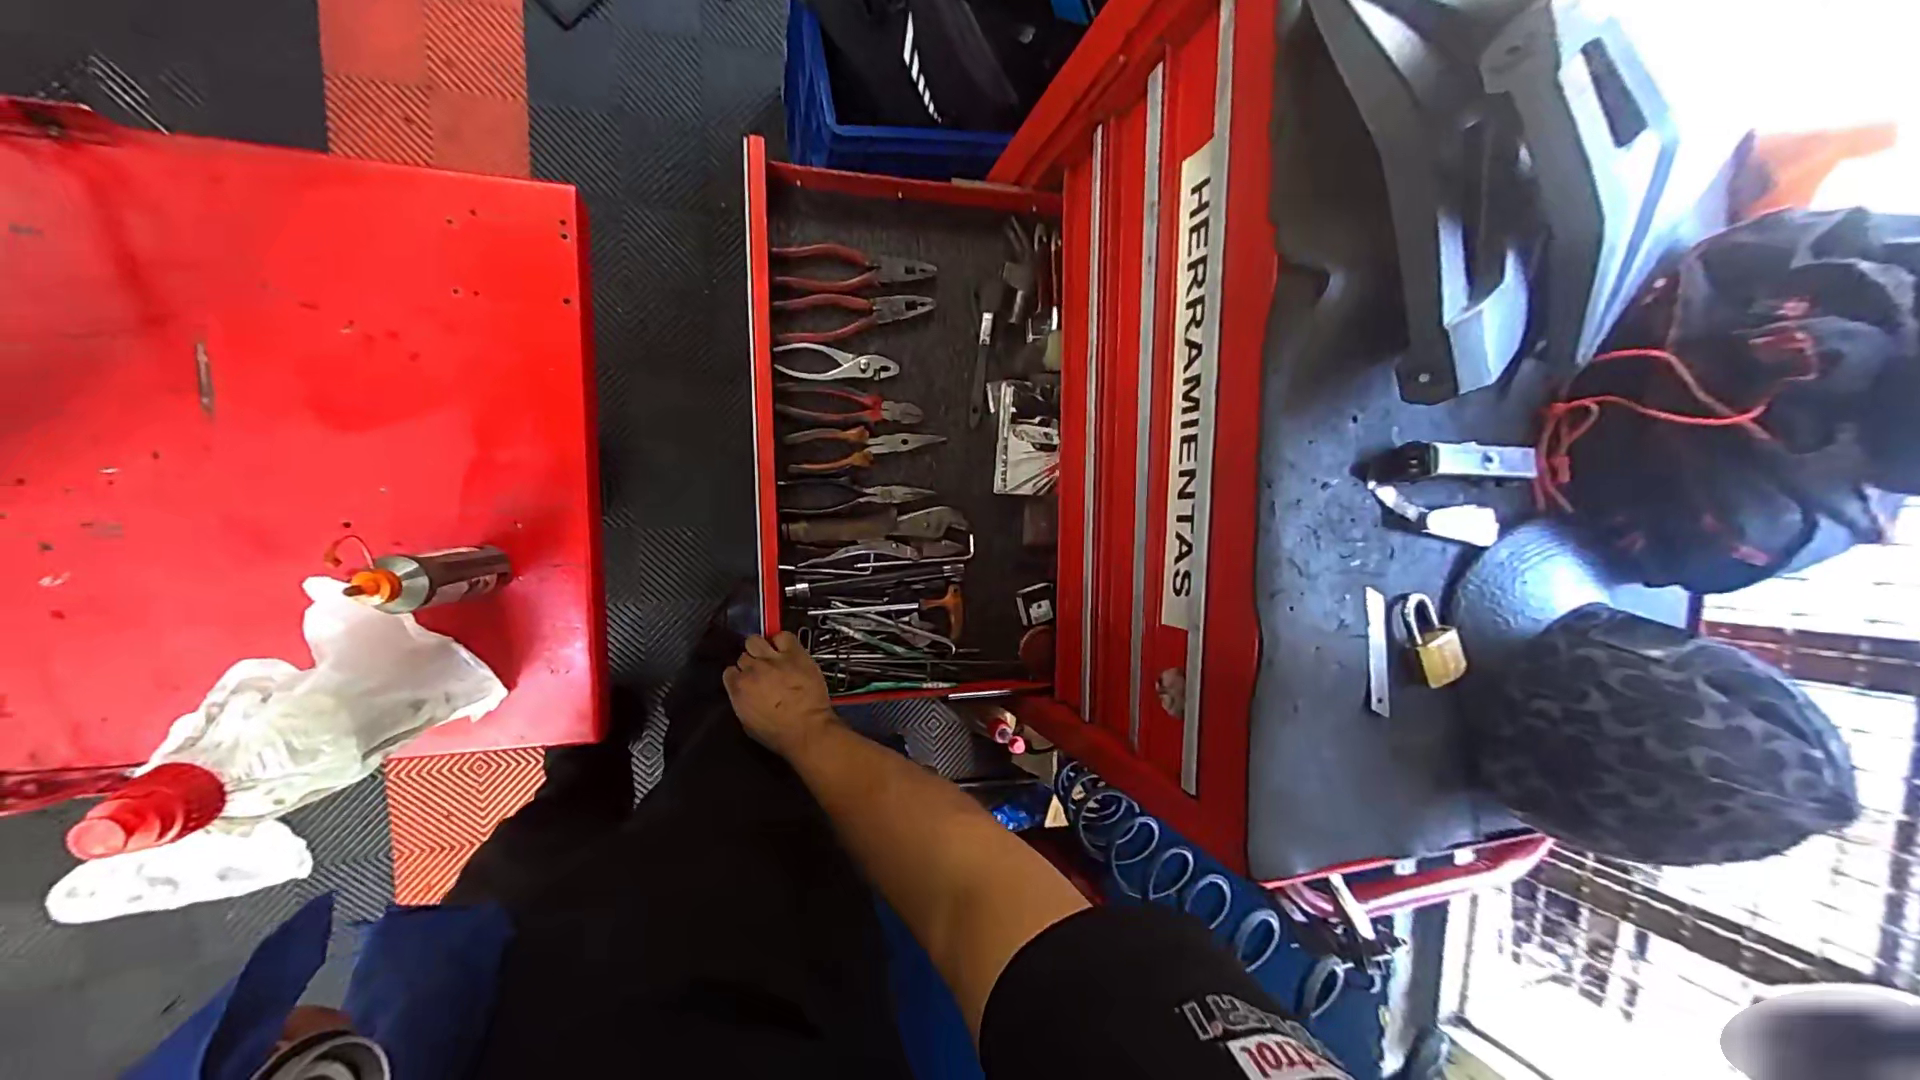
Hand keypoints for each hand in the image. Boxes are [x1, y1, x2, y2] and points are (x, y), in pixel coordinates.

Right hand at [722, 632, 838, 757]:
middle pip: (743, 655)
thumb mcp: (748, 723)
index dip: (740, 675)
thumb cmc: (778, 733)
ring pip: (756, 640)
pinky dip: (782, 641)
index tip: (748, 680)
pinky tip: (786, 650)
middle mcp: (753, 669)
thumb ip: (741, 700)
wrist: (808, 728)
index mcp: (739, 687)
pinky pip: (783, 636)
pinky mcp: (795, 653)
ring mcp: (774, 659)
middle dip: (751, 663)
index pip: (730, 671)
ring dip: (761, 647)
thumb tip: (743, 690)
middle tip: (762, 671)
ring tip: (770, 656)